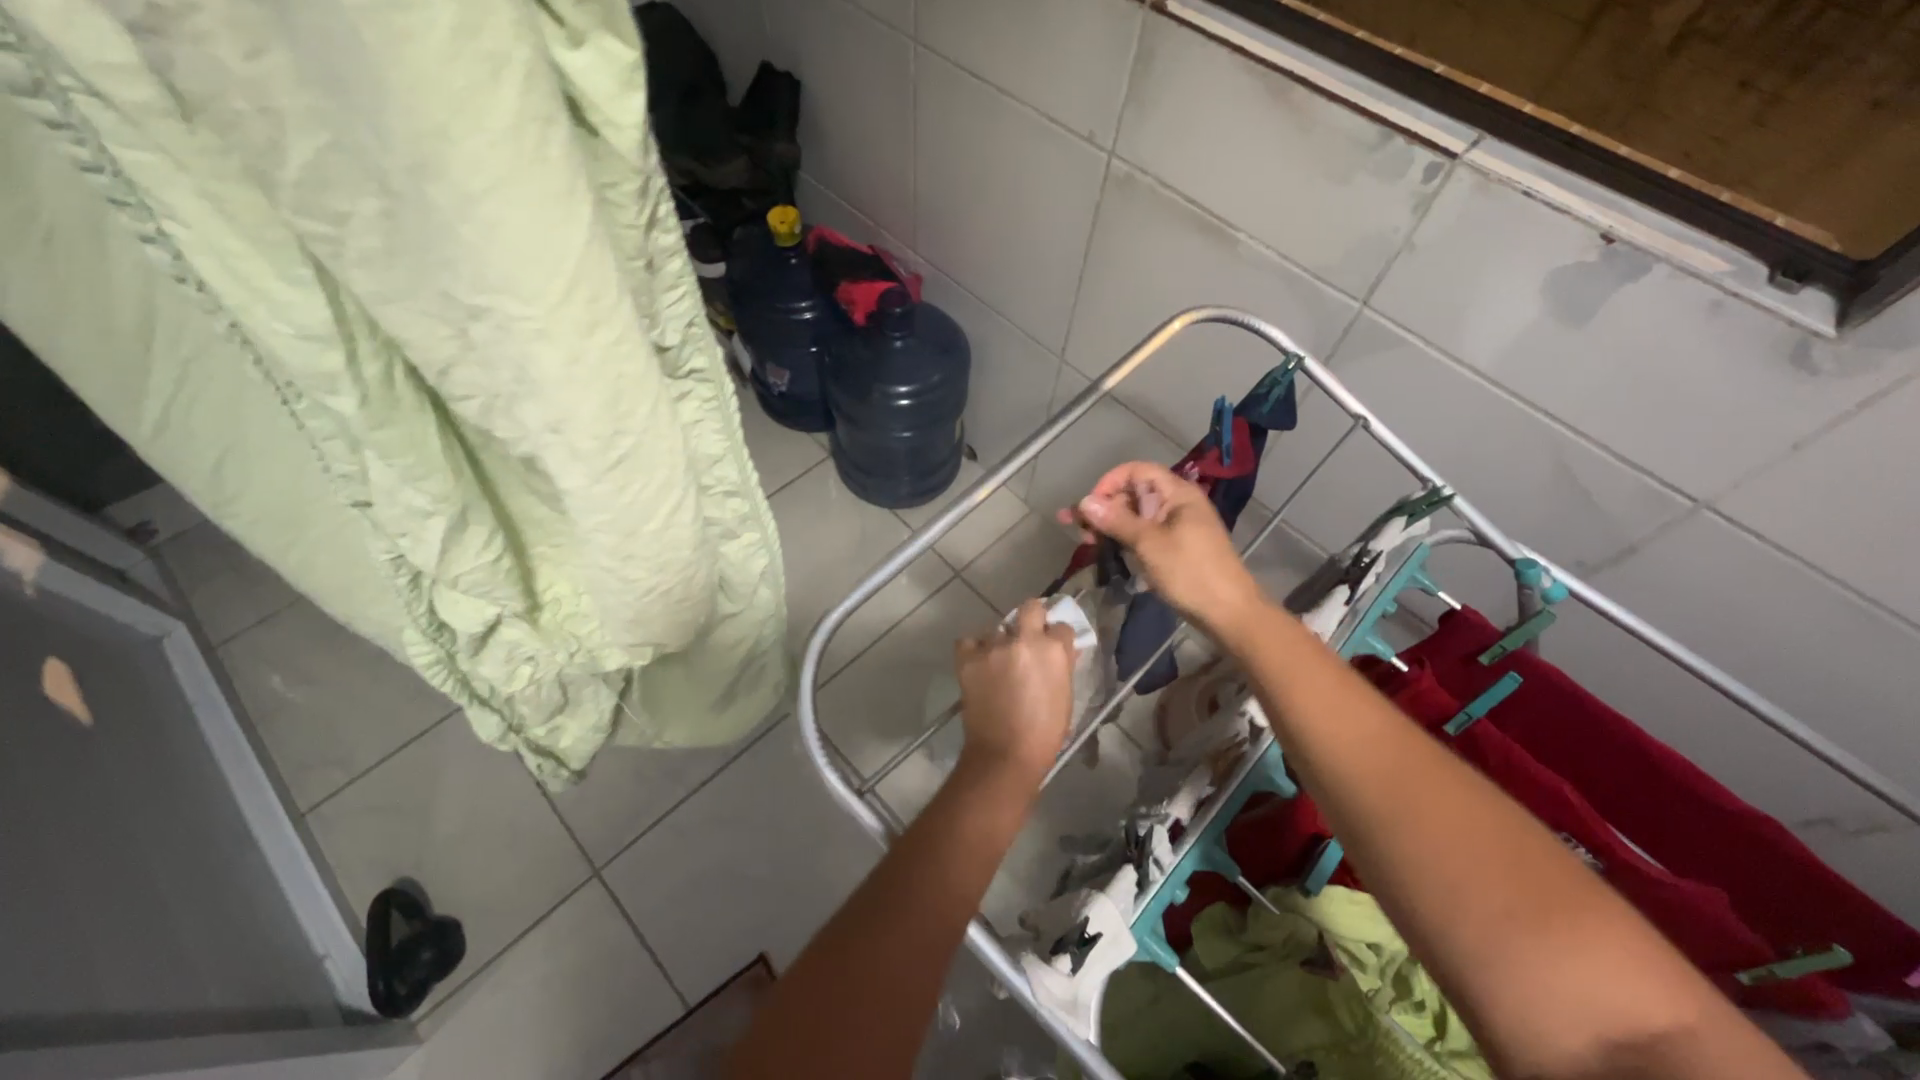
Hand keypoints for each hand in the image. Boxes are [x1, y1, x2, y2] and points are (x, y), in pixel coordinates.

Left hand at [954, 600, 1077, 776]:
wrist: (1005, 754)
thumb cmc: (1044, 732)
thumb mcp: (1065, 696)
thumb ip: (1061, 666)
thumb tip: (1060, 652)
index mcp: (1054, 650)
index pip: (1061, 627)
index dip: (1056, 637)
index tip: (1052, 647)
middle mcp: (1024, 639)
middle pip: (1030, 608)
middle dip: (1032, 617)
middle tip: (1028, 637)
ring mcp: (993, 647)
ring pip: (997, 629)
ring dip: (1000, 641)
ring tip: (998, 662)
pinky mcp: (968, 658)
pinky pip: (969, 641)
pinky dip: (974, 649)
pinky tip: (979, 664)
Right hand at [1056, 462, 1267, 638]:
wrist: (1228, 612)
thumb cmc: (1190, 572)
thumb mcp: (1149, 543)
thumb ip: (1116, 520)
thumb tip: (1083, 501)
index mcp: (1177, 493)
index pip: (1137, 471)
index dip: (1109, 483)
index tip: (1089, 506)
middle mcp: (1177, 504)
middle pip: (1133, 494)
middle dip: (1104, 508)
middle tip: (1079, 532)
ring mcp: (1177, 528)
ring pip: (1136, 517)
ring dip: (1110, 526)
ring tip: (1087, 544)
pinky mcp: (1175, 549)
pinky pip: (1144, 536)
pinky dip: (1124, 541)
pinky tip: (1106, 553)